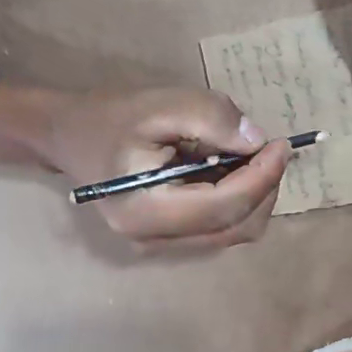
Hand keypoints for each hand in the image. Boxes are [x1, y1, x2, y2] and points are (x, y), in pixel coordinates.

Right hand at [41, 89, 291, 251]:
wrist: (69, 138)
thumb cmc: (108, 119)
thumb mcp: (159, 104)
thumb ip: (210, 117)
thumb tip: (256, 140)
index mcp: (147, 212)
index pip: (224, 207)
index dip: (262, 178)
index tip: (281, 144)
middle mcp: (154, 241)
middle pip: (235, 229)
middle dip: (264, 190)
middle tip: (271, 150)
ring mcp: (159, 246)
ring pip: (231, 234)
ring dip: (253, 197)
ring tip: (251, 158)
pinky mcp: (166, 241)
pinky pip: (218, 230)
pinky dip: (237, 203)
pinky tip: (229, 172)